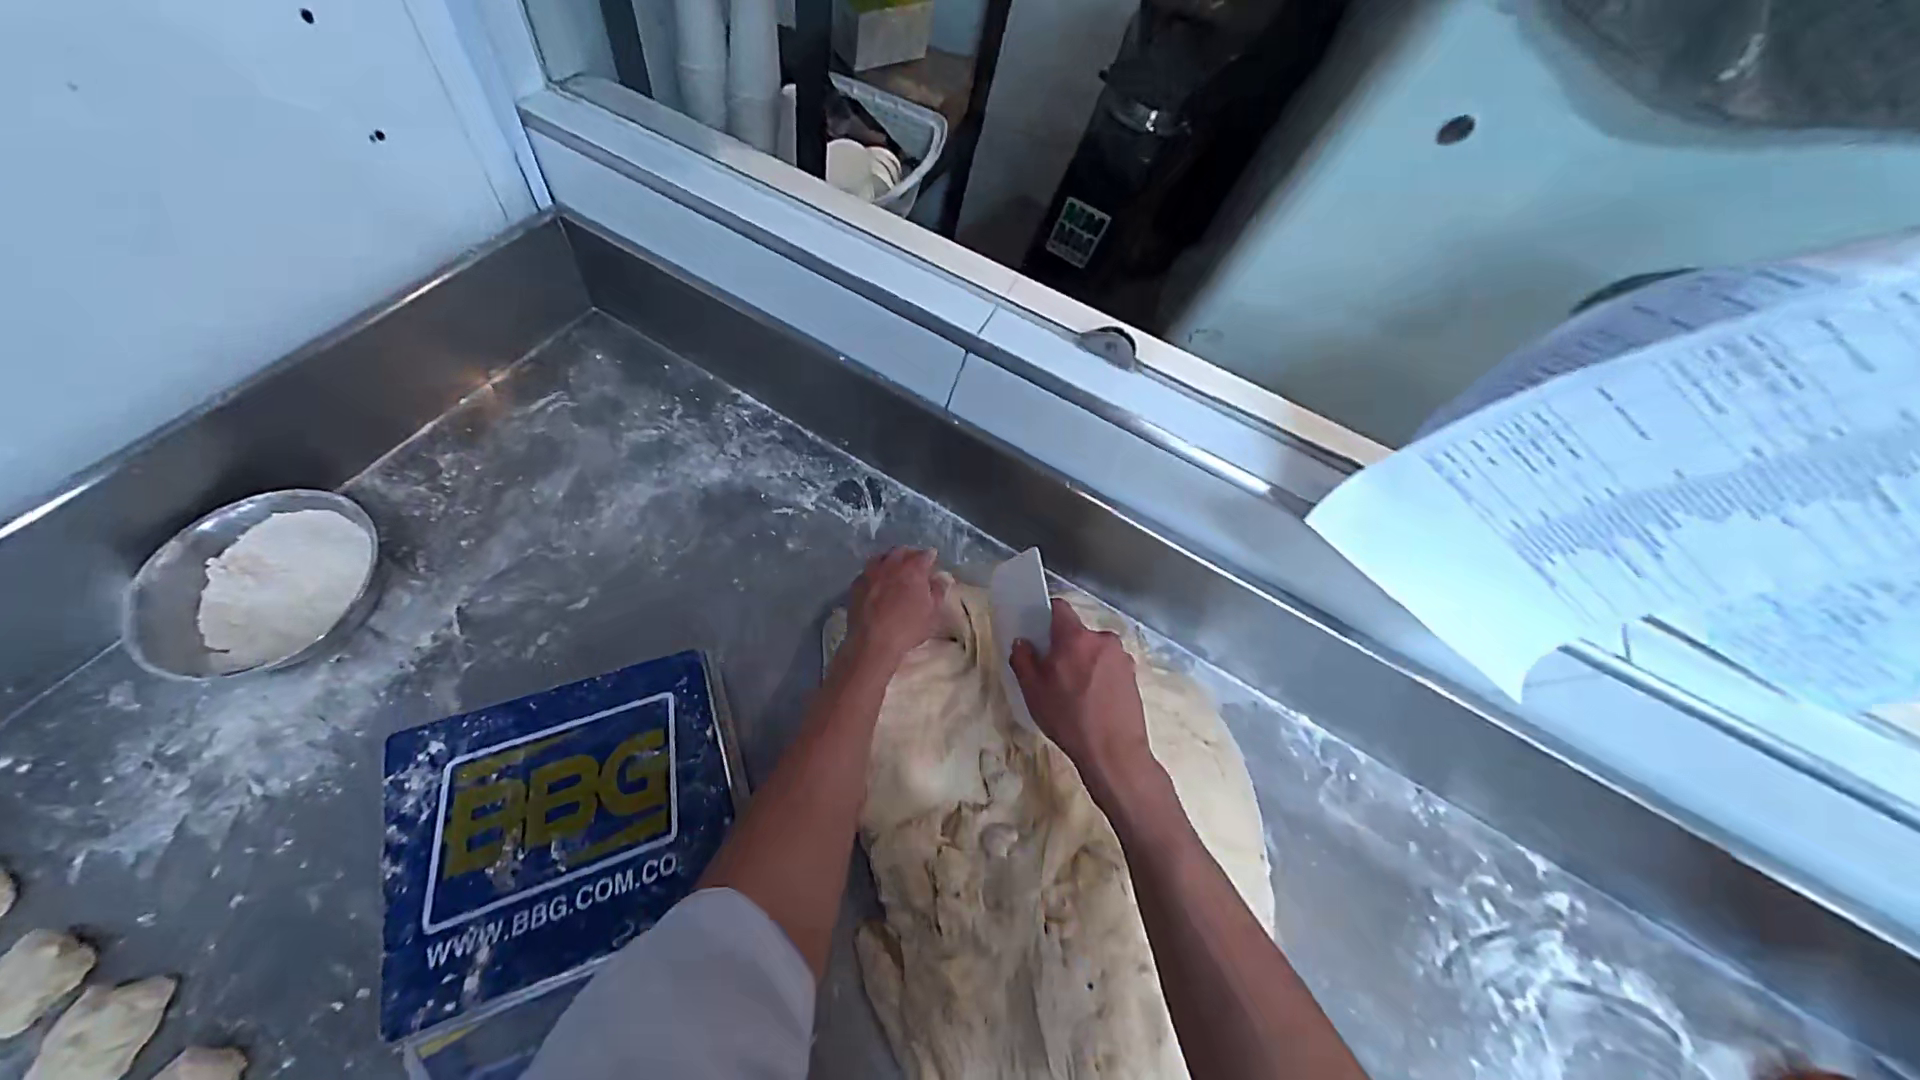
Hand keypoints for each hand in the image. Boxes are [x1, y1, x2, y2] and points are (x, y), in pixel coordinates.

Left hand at [846, 547, 946, 665]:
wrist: (872, 641)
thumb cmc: (908, 627)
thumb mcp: (933, 612)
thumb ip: (938, 591)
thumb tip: (941, 578)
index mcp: (913, 568)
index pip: (925, 555)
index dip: (930, 557)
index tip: (933, 559)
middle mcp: (891, 564)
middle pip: (902, 551)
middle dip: (910, 554)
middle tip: (915, 563)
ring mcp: (871, 572)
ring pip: (882, 557)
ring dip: (891, 559)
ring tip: (894, 568)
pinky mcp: (857, 583)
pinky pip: (868, 570)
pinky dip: (876, 571)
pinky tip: (877, 581)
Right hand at [1010, 599, 1156, 805]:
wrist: (1114, 752)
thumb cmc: (1069, 718)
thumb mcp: (1033, 691)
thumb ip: (1023, 659)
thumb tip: (1023, 642)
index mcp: (1075, 637)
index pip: (1059, 608)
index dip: (1046, 615)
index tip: (1038, 632)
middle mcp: (1102, 640)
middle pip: (1077, 633)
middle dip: (1065, 647)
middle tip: (1053, 672)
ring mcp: (1122, 657)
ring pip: (1094, 651)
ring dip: (1084, 662)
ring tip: (1075, 692)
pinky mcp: (1133, 676)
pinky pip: (1108, 666)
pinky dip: (1099, 676)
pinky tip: (1093, 702)